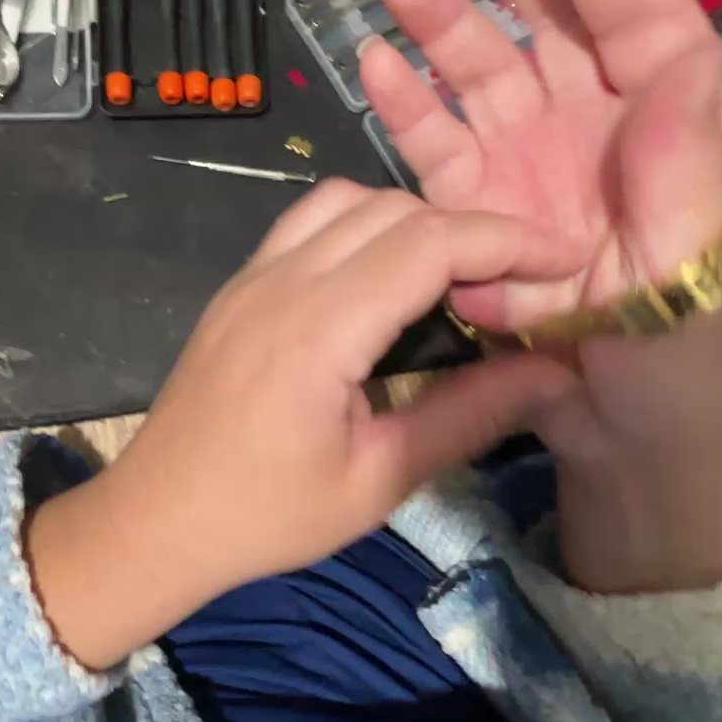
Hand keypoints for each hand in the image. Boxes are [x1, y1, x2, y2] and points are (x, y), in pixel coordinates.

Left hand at [28, 183, 577, 669]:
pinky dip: (357, 228)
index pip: (428, 242)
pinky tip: (379, 281)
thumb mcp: (377, 479)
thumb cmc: (264, 516)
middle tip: (517, 278)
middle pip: (390, 208)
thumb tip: (554, 370)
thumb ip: (467, 414)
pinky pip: (304, 225)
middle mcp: (279, 283)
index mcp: (317, 330)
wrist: (155, 519)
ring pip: (342, 201)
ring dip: (409, 220)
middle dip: (467, 227)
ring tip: (452, 273)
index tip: (565, 258)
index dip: (508, 239)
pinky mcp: (234, 290)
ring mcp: (248, 279)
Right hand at [361, 0, 721, 593]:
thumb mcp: (713, 276)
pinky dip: (405, 109)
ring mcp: (526, 173)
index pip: (639, 14)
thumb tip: (688, 59)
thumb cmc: (693, 365)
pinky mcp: (474, 217)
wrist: (629, 444)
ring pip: (480, 78)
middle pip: (552, 22)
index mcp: (673, 131)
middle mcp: (595, 135)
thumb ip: (694, 174)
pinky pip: (434, 150)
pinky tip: (373, 64)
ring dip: (439, 20)